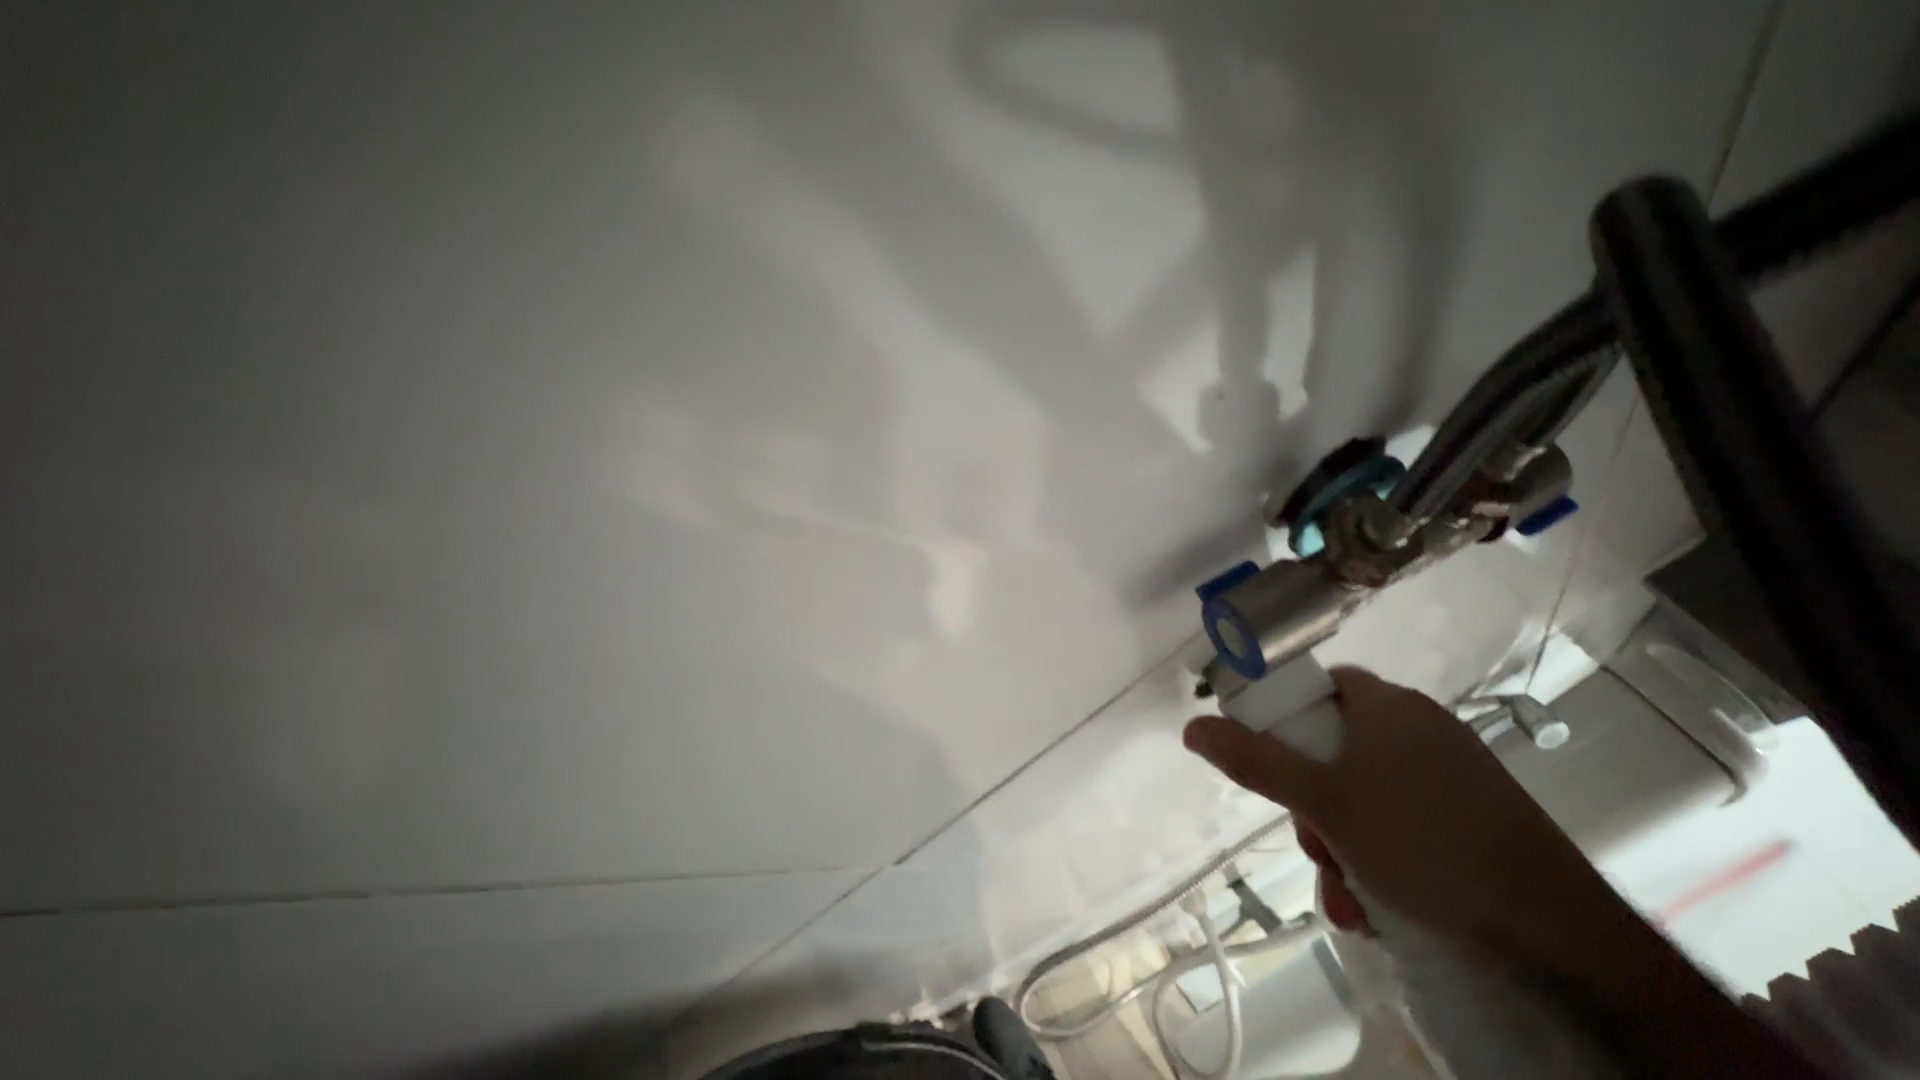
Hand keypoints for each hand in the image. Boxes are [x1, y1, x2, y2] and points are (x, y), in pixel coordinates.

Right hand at [1184, 666, 1605, 958]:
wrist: (1550, 926)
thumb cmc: (1422, 842)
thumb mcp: (1323, 802)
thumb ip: (1255, 761)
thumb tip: (1192, 726)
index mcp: (1387, 707)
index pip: (1321, 688)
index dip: (1287, 720)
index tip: (1270, 766)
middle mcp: (1420, 732)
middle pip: (1336, 753)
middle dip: (1313, 811)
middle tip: (1317, 847)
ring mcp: (1450, 778)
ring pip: (1365, 803)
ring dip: (1342, 852)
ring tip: (1352, 901)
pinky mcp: (1473, 822)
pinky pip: (1403, 832)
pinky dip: (1382, 866)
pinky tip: (1380, 911)